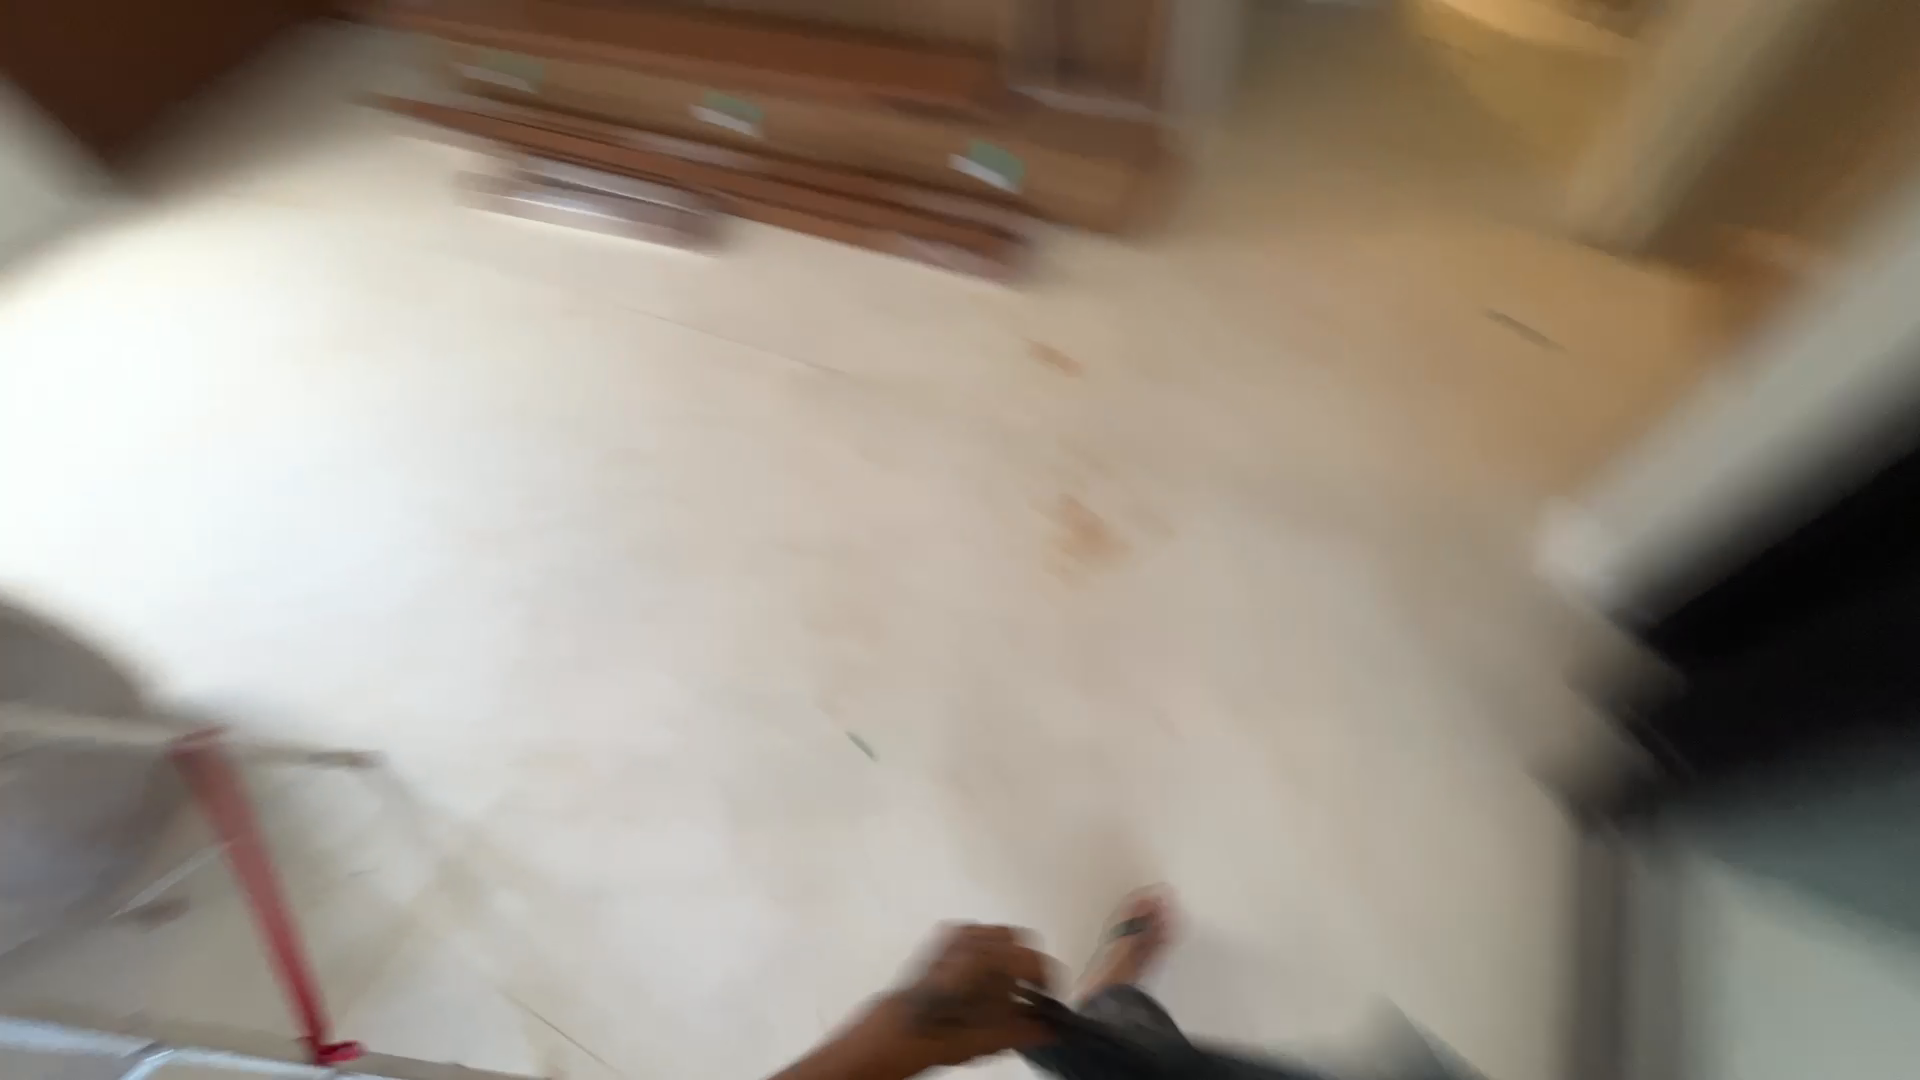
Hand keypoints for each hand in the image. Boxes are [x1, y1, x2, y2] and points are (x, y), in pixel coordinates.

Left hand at [810, 924, 1056, 1078]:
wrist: (898, 1029)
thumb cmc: (939, 1032)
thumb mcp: (989, 1038)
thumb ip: (1025, 1029)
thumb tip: (1051, 1027)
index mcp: (987, 955)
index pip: (1032, 956)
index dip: (1047, 976)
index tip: (1050, 996)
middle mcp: (971, 936)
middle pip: (1016, 939)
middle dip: (1023, 965)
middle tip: (1025, 995)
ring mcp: (954, 934)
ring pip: (995, 936)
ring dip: (1004, 960)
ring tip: (1000, 994)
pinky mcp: (941, 938)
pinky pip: (974, 937)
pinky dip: (983, 955)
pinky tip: (978, 984)